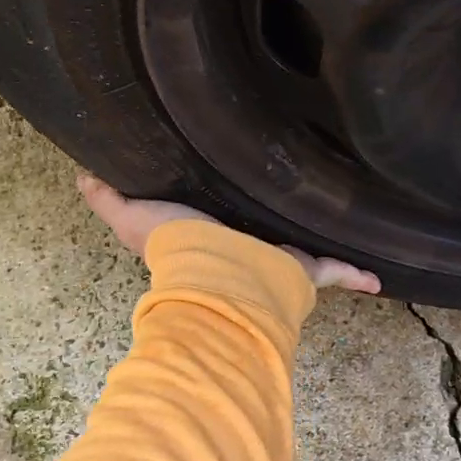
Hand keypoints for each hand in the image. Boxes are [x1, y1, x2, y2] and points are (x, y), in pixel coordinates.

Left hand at [77, 175, 380, 293]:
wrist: (217, 270)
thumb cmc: (179, 249)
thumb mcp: (133, 219)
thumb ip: (109, 201)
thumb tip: (84, 180)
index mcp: (216, 249)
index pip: (225, 238)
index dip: (225, 231)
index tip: (230, 219)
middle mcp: (251, 262)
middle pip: (270, 251)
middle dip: (281, 250)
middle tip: (292, 233)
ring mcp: (282, 267)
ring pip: (308, 263)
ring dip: (323, 264)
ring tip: (339, 253)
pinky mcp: (307, 269)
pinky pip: (338, 273)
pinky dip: (356, 276)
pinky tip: (375, 280)